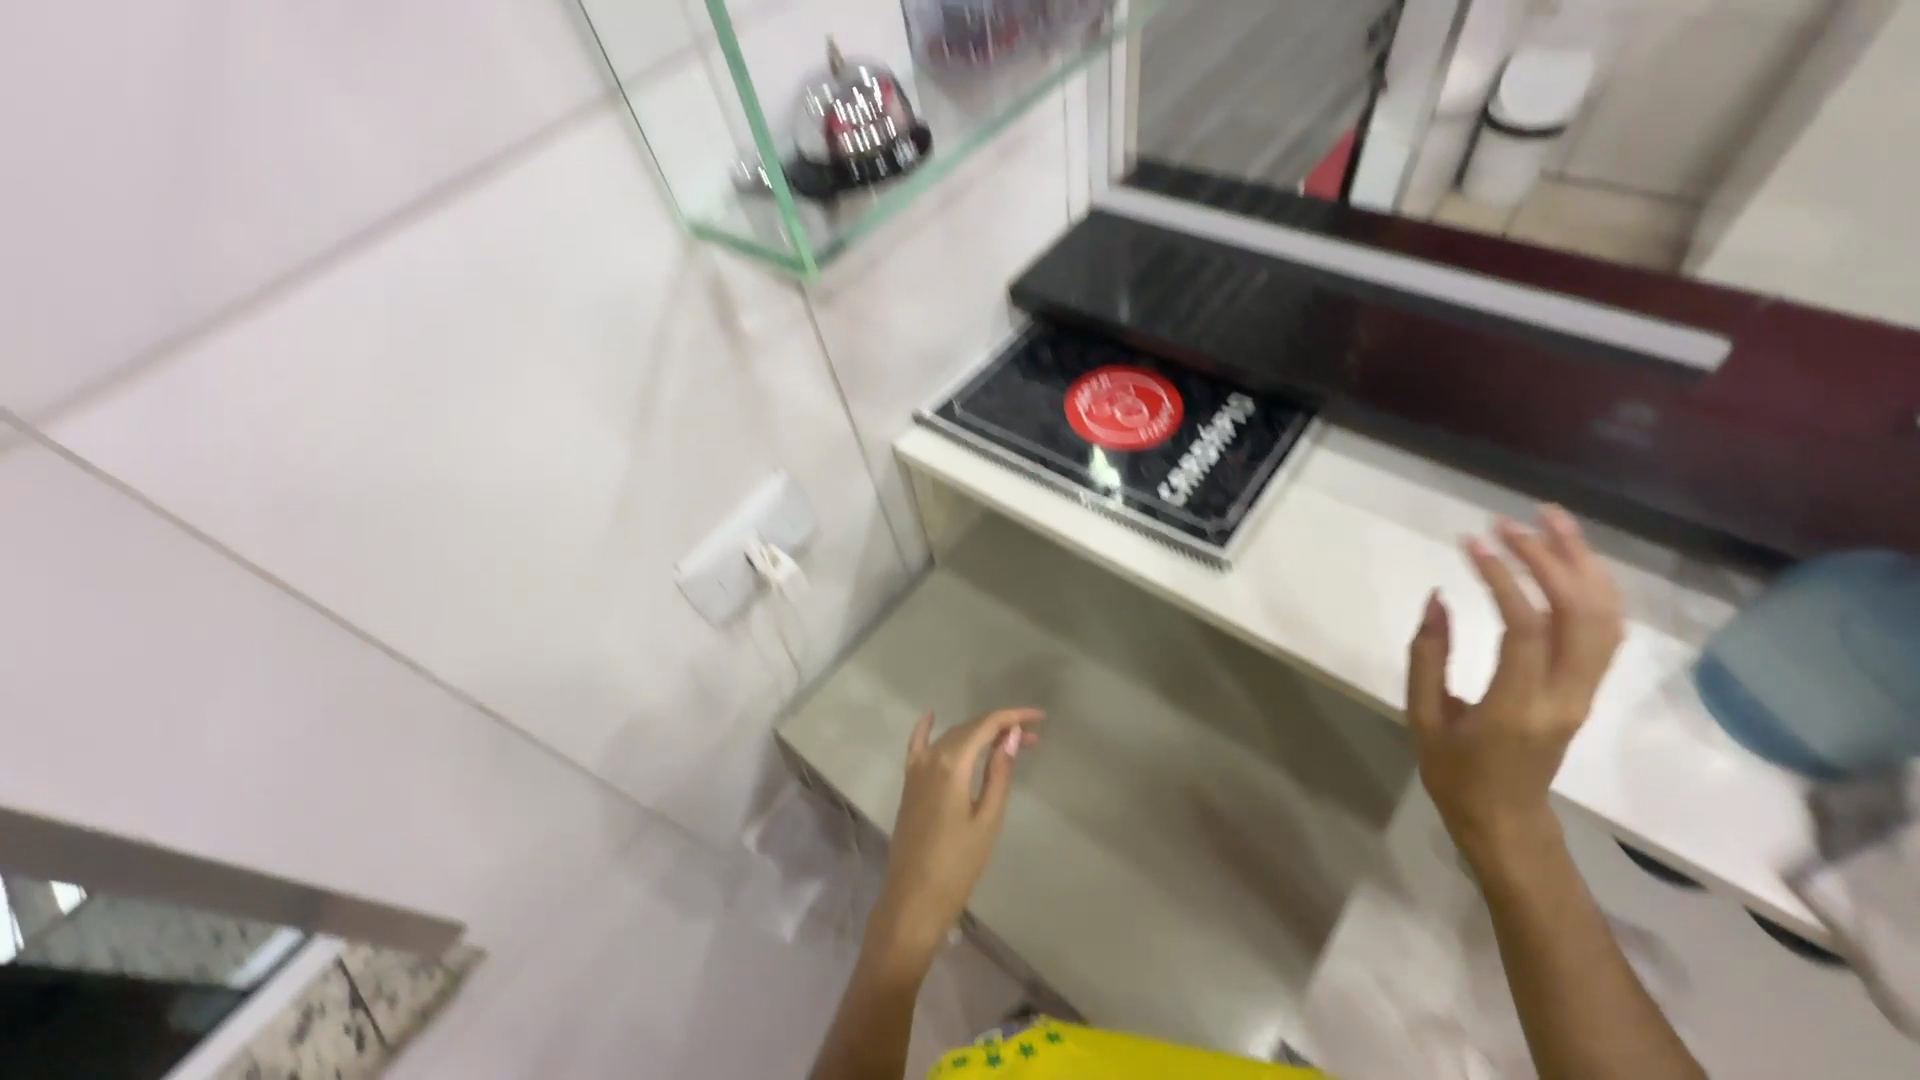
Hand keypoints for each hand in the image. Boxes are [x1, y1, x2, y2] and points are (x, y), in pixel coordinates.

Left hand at [867, 708, 1041, 970]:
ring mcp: (916, 771)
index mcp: (952, 764)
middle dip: (1001, 727)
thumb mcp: (988, 819)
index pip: (986, 726)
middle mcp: (930, 759)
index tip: (1040, 718)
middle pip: (969, 729)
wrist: (915, 898)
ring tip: (1009, 741)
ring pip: (950, 737)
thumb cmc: (959, 864)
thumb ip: (999, 773)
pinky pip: (917, 747)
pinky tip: (931, 716)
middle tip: (1033, 738)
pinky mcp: (909, 785)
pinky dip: (925, 729)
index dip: (1013, 717)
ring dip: (978, 734)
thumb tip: (1011, 735)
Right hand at [1407, 506, 1623, 862]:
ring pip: (1605, 616)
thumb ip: (1428, 657)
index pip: (1526, 628)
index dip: (1502, 578)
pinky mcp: (1590, 687)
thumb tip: (1437, 598)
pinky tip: (1570, 559)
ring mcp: (1585, 691)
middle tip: (1507, 524)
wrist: (1505, 818)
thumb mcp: (1425, 717)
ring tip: (1550, 520)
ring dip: (1582, 562)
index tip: (1471, 543)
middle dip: (1547, 558)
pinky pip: (1606, 630)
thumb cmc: (1455, 771)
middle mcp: (1565, 695)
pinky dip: (1594, 586)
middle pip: (1579, 613)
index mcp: (1518, 707)